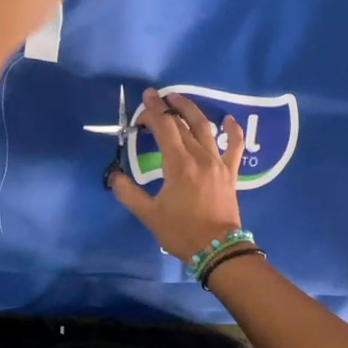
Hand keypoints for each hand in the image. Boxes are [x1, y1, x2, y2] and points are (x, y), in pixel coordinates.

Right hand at [109, 89, 247, 260]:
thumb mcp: (149, 215)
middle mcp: (199, 156)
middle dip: (166, 108)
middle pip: (182, 124)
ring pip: (206, 128)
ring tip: (179, 99)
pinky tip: (228, 118)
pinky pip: (234, 145)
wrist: (216, 249)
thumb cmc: (181, 232)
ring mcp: (218, 162)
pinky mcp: (230, 172)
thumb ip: (128, 193)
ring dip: (192, 110)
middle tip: (154, 99)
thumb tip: (114, 177)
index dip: (151, 113)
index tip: (141, 106)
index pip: (164, 127)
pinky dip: (233, 130)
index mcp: (178, 164)